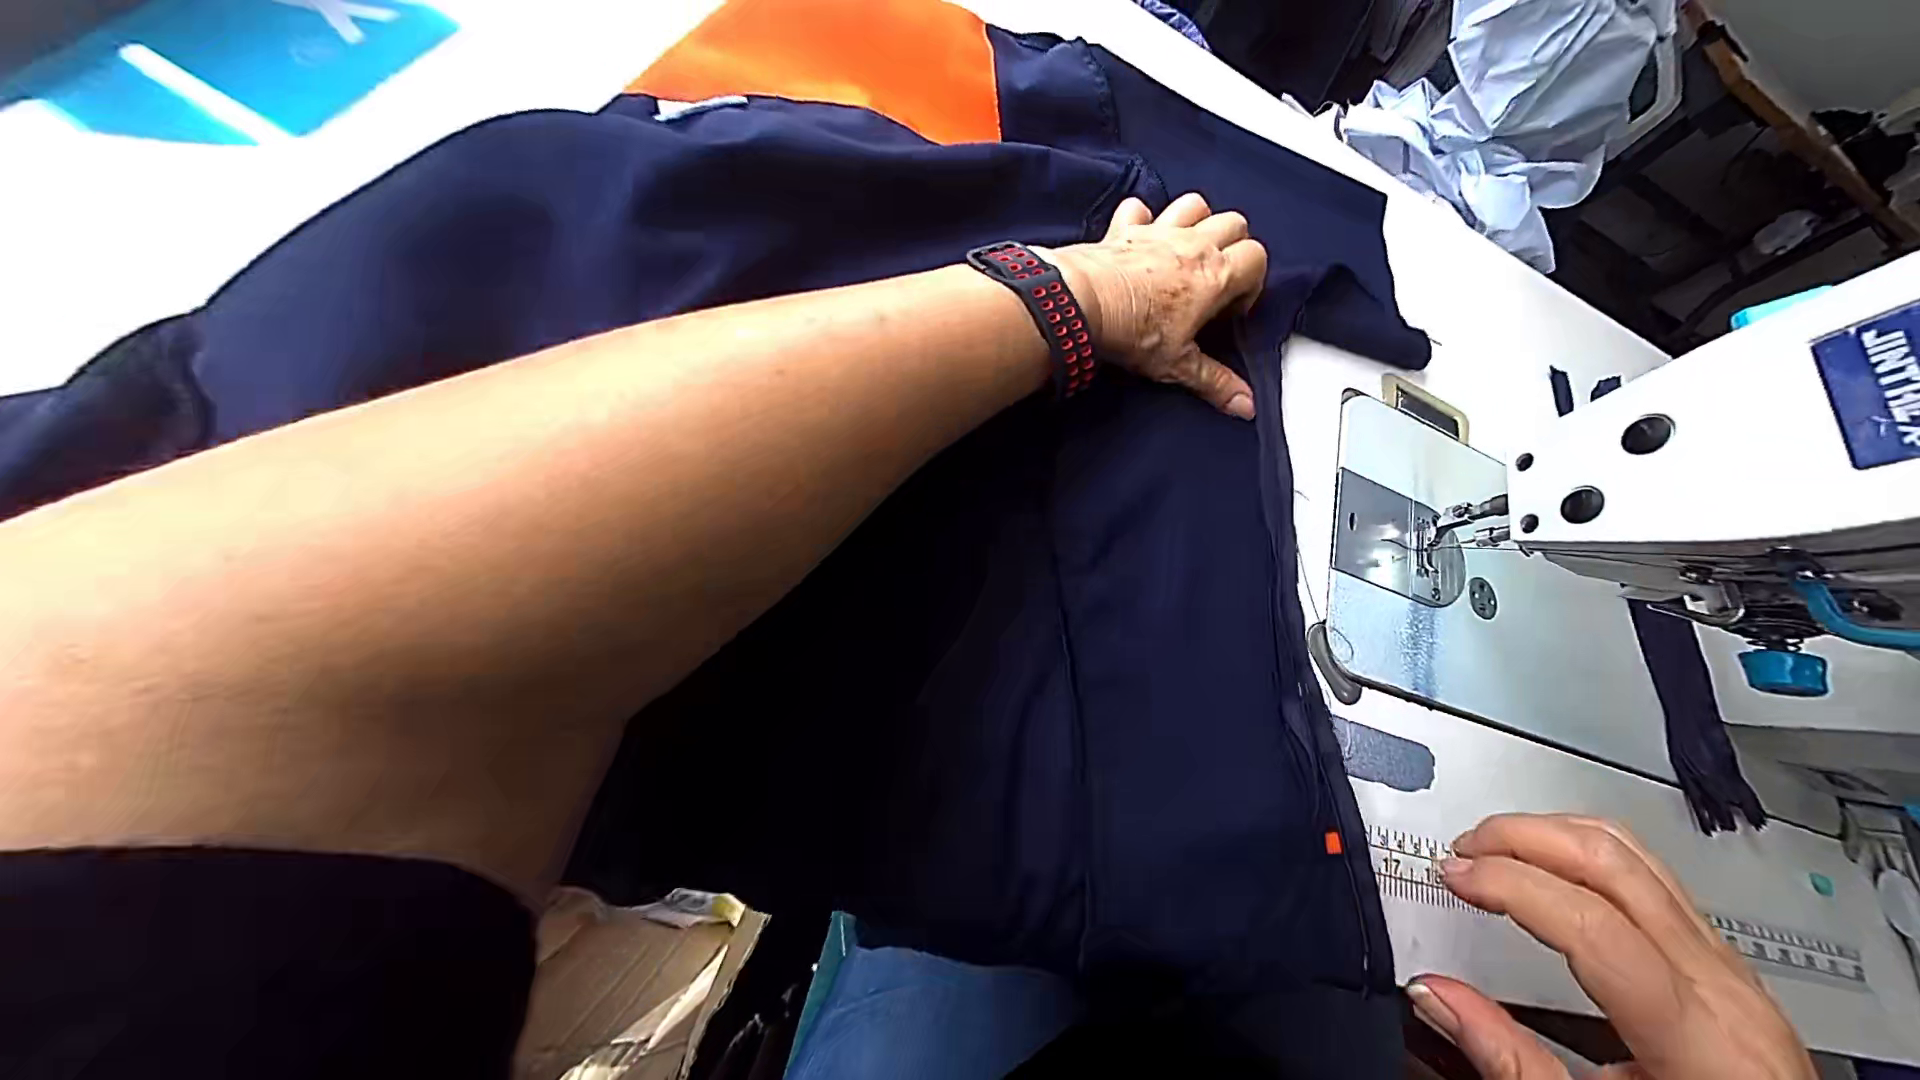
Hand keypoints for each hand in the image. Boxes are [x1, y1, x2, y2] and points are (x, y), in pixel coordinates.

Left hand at [1046, 192, 1266, 418]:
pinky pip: (1140, 208)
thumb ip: (1214, 382)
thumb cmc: (1130, 331)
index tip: (1230, 310)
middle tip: (1215, 280)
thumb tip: (1244, 405)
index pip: (1257, 259)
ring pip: (1195, 205)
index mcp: (1216, 274)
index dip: (1251, 283)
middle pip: (1234, 224)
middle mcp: (1192, 244)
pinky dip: (1142, 217)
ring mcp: (1157, 232)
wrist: (1081, 304)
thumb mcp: (1176, 365)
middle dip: (1233, 246)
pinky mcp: (1124, 230)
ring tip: (1187, 251)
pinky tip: (1139, 235)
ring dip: (1197, 220)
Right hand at [1407, 814, 1814, 1079]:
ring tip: (1491, 853)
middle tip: (1462, 854)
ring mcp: (1728, 968)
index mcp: (1705, 1045)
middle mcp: (1725, 991)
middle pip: (1611, 864)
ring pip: (1629, 852)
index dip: (1509, 884)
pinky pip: (1643, 870)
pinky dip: (1574, 850)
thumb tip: (1433, 994)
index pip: (1593, 924)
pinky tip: (1539, 868)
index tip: (1452, 876)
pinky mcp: (1717, 958)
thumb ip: (1509, 1059)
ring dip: (1545, 835)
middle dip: (1518, 839)